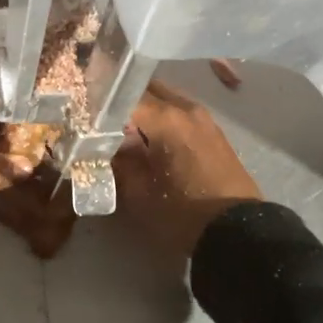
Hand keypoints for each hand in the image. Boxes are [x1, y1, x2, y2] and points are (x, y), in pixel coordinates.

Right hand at [114, 80, 261, 257]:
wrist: (238, 233)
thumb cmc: (183, 214)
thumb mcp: (138, 193)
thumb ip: (115, 161)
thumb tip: (98, 144)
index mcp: (165, 118)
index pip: (123, 94)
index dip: (100, 101)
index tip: (84, 112)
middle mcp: (185, 107)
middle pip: (144, 88)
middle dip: (122, 100)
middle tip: (102, 118)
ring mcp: (202, 116)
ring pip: (163, 98)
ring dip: (143, 108)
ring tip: (124, 129)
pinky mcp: (212, 130)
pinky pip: (178, 111)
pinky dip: (161, 117)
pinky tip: (150, 138)